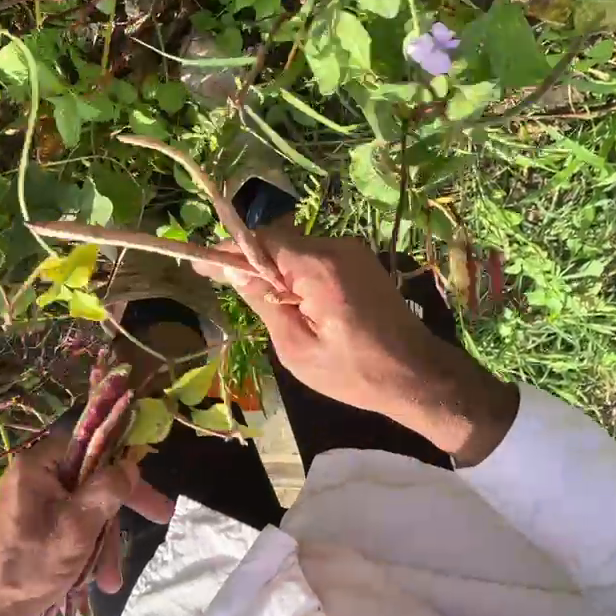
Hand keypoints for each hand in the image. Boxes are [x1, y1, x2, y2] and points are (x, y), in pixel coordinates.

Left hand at [0, 432, 137, 615]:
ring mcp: (32, 503)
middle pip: (91, 480)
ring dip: (103, 541)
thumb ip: (107, 490)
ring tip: (110, 580)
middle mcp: (33, 477)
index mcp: (37, 465)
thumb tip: (131, 464)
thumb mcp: (76, 528)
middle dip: (115, 514)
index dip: (121, 463)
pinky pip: (70, 526)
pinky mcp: (32, 528)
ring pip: (84, 508)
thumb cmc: (29, 567)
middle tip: (157, 519)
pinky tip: (93, 580)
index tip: (146, 484)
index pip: (90, 445)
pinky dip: (86, 549)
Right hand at [195, 222, 517, 465]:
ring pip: (296, 248)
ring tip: (249, 293)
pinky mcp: (360, 261)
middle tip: (217, 279)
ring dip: (271, 266)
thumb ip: (265, 303)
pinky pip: (315, 257)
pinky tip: (285, 296)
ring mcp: (352, 251)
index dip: (228, 251)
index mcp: (319, 266)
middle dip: (246, 257)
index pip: (261, 242)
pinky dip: (294, 270)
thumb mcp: (297, 347)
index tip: (198, 261)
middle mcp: (336, 246)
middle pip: (277, 240)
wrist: (417, 375)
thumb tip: (236, 273)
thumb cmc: (355, 372)